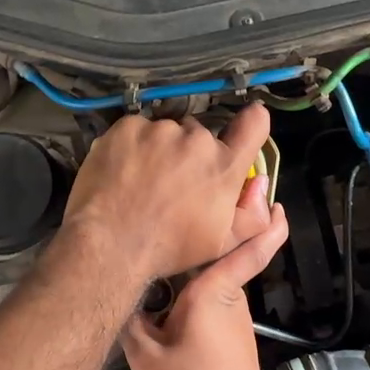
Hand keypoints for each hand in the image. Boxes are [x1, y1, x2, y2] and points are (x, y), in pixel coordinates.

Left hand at [63, 105, 272, 282]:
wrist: (110, 244)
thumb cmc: (170, 248)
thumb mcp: (223, 243)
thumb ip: (252, 213)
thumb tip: (259, 182)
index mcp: (225, 166)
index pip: (254, 124)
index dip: (252, 122)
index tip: (246, 125)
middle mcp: (197, 139)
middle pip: (200, 136)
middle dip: (191, 154)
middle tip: (171, 183)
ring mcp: (160, 130)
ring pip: (166, 133)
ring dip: (160, 150)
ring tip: (141, 181)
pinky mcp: (128, 126)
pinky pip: (137, 130)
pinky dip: (132, 146)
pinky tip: (123, 172)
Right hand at [123, 205, 288, 369]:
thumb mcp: (145, 355)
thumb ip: (131, 321)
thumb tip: (123, 297)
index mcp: (213, 290)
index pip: (249, 250)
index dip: (268, 225)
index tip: (276, 204)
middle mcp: (231, 297)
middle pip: (223, 259)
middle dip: (216, 237)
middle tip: (191, 215)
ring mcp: (236, 317)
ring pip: (216, 283)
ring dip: (200, 271)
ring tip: (166, 256)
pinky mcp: (234, 335)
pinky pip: (215, 303)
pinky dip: (199, 296)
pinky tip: (171, 301)